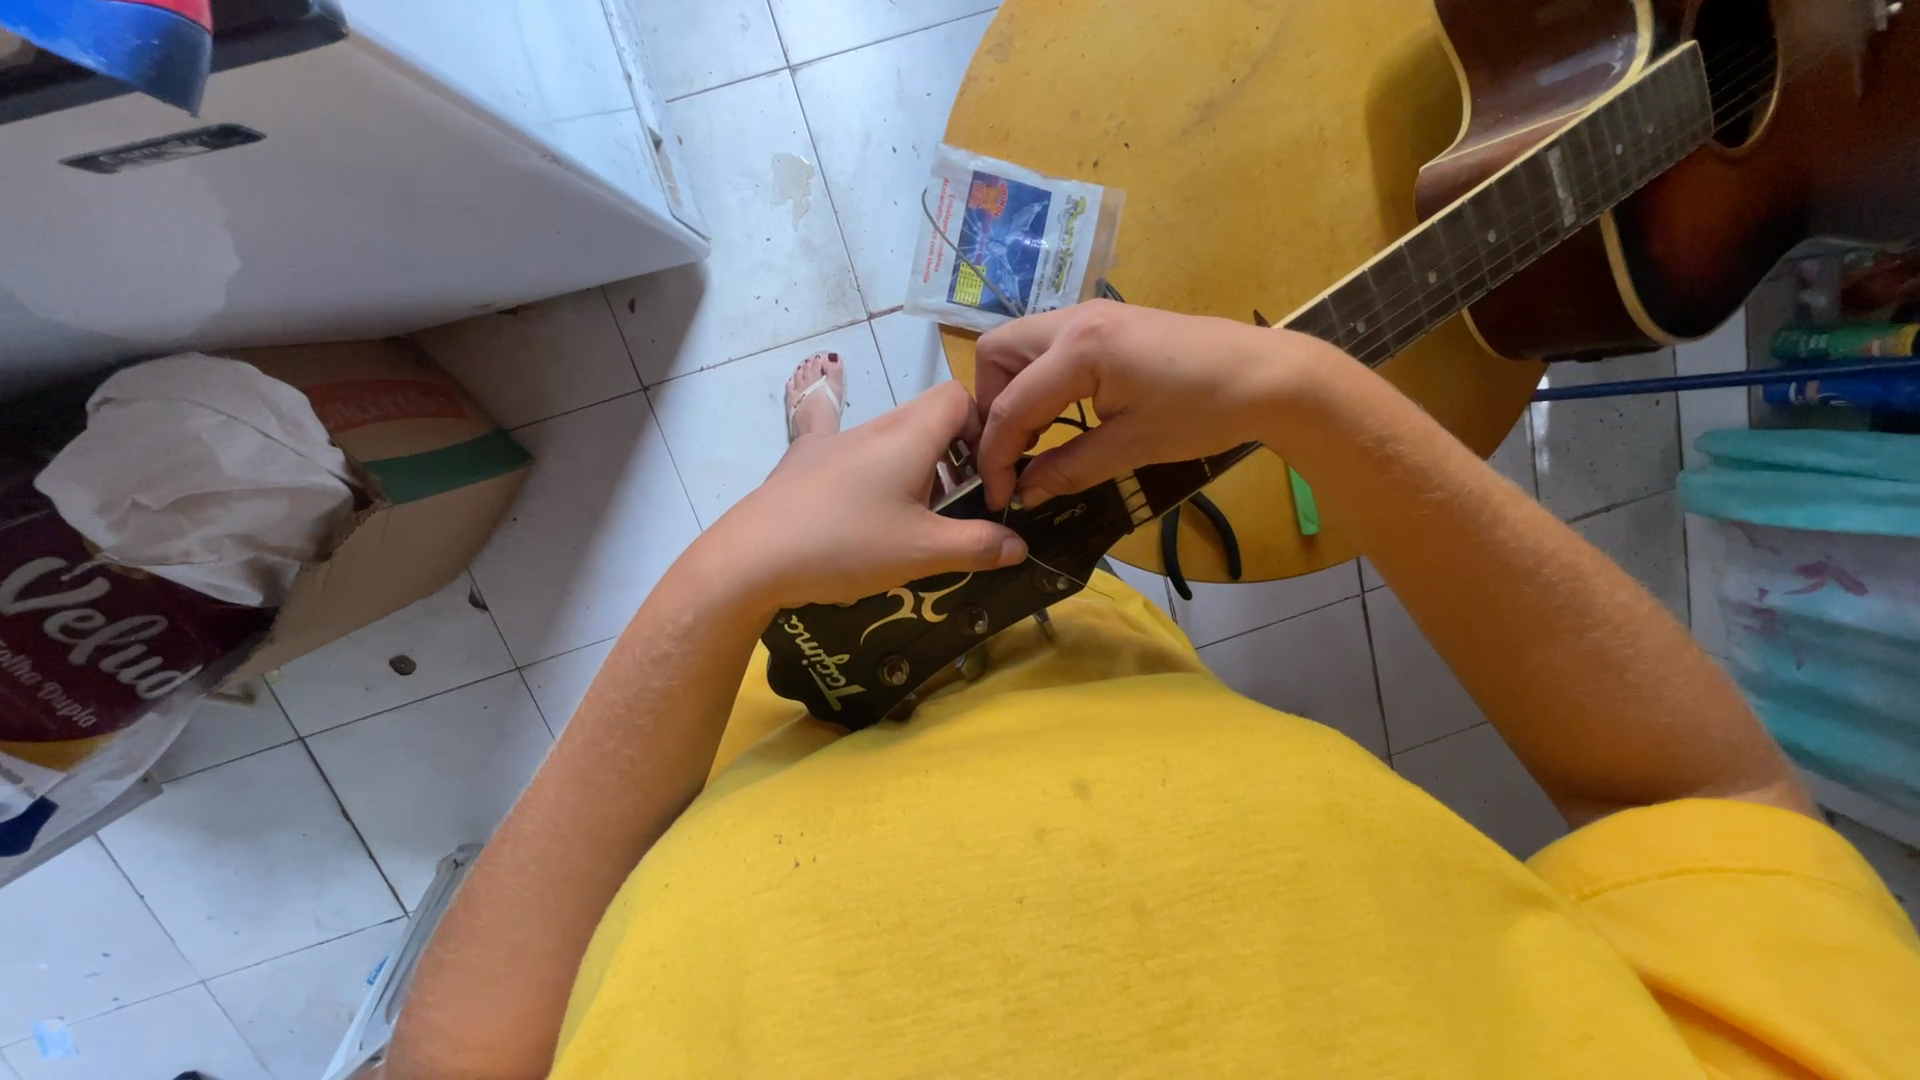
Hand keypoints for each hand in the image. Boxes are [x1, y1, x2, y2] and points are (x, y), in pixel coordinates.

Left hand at [700, 381, 1027, 610]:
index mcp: (909, 435)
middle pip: (930, 417)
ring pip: (893, 437)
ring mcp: (834, 441)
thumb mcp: (921, 552)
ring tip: (914, 517)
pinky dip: (869, 462)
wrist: (751, 556)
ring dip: (917, 467)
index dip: (985, 431)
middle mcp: (874, 426)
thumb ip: (977, 546)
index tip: (987, 482)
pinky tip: (857, 488)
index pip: (961, 398)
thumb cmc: (846, 545)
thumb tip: (1020, 545)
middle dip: (956, 455)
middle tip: (959, 505)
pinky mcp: (804, 461)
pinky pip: (846, 446)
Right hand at [975, 300, 1344, 508]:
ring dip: (1012, 390)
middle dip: (991, 406)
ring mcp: (1088, 315)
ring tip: (1034, 437)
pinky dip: (1037, 380)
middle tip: (1012, 450)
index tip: (998, 496)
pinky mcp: (1104, 322)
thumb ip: (1068, 468)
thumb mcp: (1132, 447)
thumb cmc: (1204, 411)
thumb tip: (1023, 493)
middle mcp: (1073, 320)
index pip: (1012, 406)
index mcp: (1079, 349)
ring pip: (1018, 344)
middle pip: (996, 355)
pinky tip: (1060, 414)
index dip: (996, 456)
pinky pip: (1046, 346)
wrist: (1267, 375)